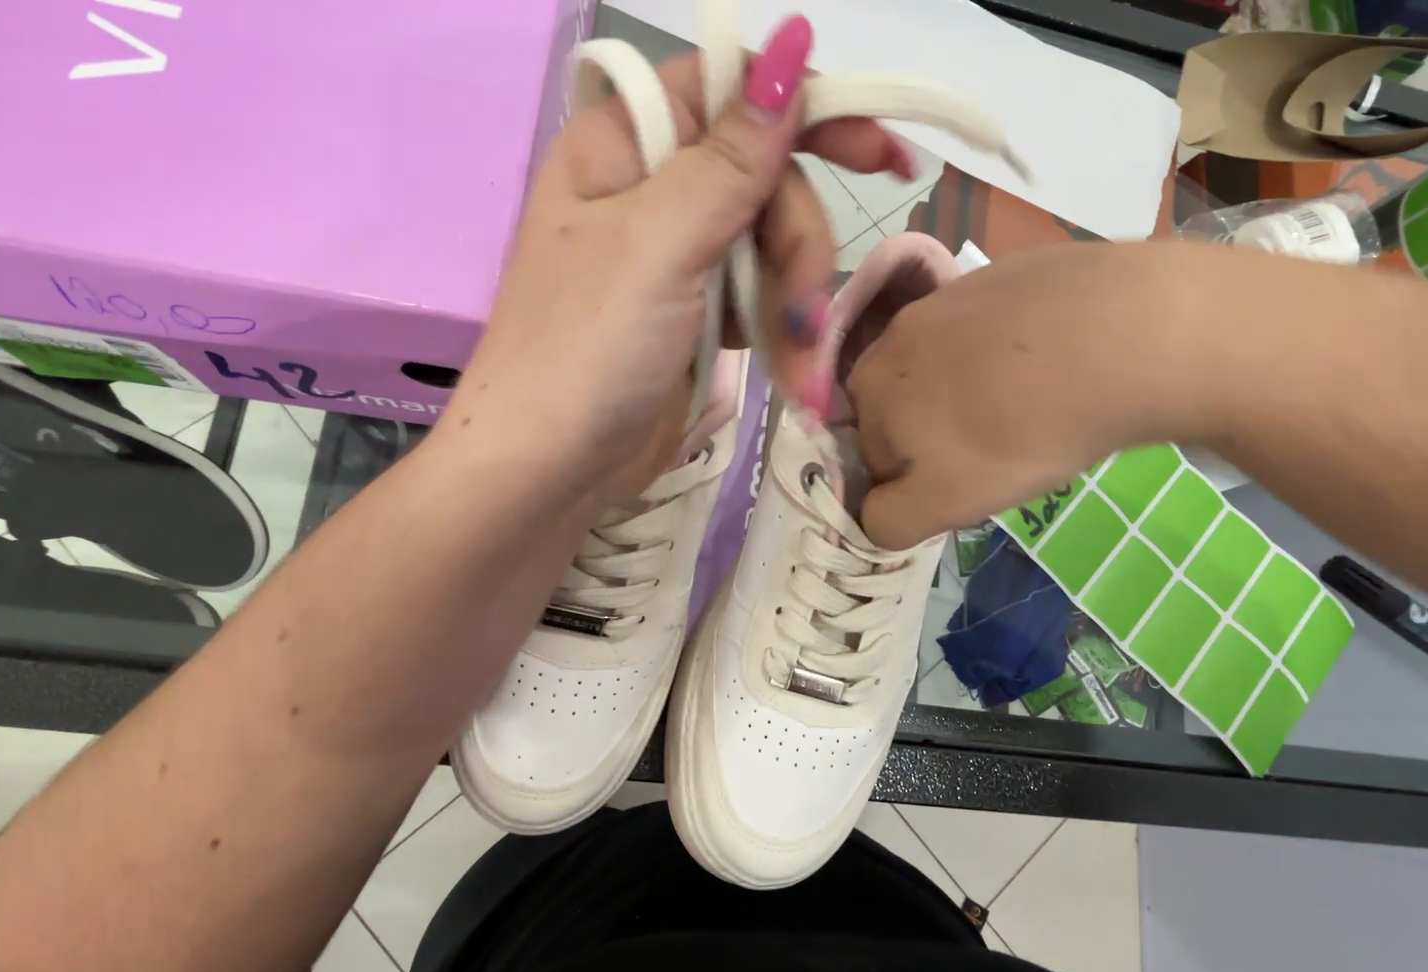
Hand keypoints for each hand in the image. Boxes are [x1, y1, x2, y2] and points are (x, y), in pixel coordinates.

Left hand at [447, 16, 919, 499]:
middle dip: (799, 245)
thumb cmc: (587, 348)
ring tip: (801, 368)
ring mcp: (676, 258)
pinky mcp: (696, 316)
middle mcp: (651, 190)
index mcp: (625, 146)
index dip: (806, 110)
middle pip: (766, 180)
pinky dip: (783, 334)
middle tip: (806, 312)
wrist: (548, 471)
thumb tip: (794, 45)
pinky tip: (795, 374)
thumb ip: (732, 155)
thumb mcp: (660, 242)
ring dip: (798, 303)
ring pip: (772, 243)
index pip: (729, 91)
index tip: (878, 155)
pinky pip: (761, 299)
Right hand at [850, 242, 1244, 548]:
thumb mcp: (942, 504)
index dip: (915, 482)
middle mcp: (897, 333)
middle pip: (907, 402)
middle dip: (938, 431)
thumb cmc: (1018, 432)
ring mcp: (953, 294)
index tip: (965, 488)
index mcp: (871, 389)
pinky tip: (1058, 366)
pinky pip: (995, 326)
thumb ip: (886, 521)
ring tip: (1032, 408)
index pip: (874, 455)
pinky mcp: (1007, 271)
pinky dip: (1013, 350)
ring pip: (950, 363)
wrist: (1122, 338)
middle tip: (998, 450)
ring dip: (973, 391)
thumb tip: (870, 515)